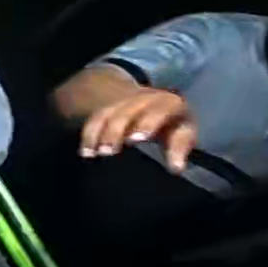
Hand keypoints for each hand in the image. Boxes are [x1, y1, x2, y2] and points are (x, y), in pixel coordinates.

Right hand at [80, 87, 196, 172]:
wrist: (152, 104)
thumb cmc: (171, 125)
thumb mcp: (182, 133)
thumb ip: (178, 148)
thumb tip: (176, 168)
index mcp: (169, 103)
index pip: (158, 111)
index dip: (146, 124)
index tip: (135, 140)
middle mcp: (143, 99)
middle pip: (125, 113)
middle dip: (115, 132)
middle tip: (108, 152)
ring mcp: (120, 103)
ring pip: (105, 117)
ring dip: (97, 136)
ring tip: (92, 154)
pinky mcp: (104, 110)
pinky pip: (92, 122)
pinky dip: (88, 137)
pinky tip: (86, 152)